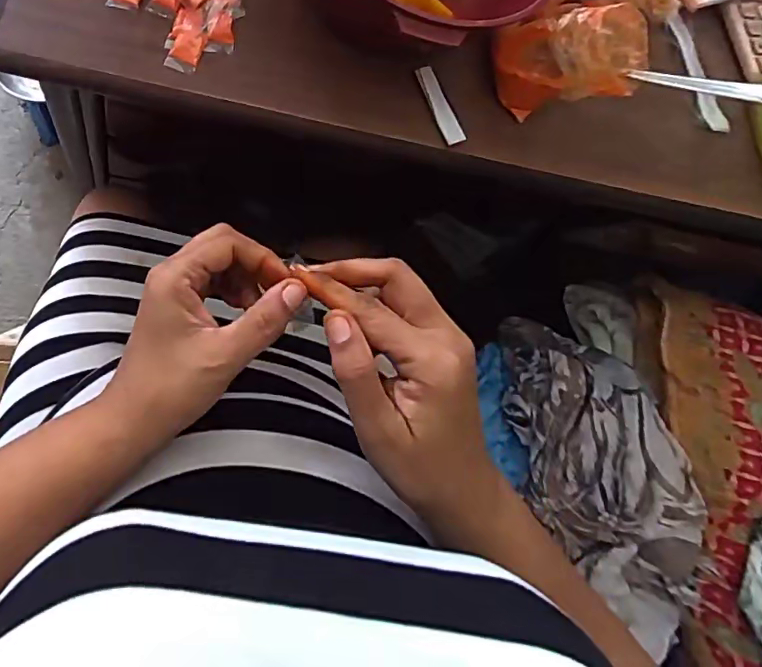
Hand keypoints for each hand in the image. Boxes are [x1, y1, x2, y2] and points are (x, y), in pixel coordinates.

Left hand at [101, 224, 304, 445]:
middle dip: (255, 264)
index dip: (262, 257)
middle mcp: (169, 275)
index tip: (286, 283)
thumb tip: (293, 291)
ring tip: (265, 308)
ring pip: (217, 263)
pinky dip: (233, 291)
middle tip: (280, 291)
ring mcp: (170, 288)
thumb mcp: (225, 355)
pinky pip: (209, 282)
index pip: (227, 242)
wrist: (133, 419)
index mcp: (174, 277)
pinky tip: (246, 314)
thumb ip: (264, 319)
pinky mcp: (175, 304)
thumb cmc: (167, 390)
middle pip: (221, 246)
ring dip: (245, 278)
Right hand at [294, 259, 501, 524]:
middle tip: (310, 274)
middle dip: (350, 268)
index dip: (330, 290)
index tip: (296, 277)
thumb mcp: (378, 430)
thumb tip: (333, 318)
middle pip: (397, 276)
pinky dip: (372, 293)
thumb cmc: (421, 470)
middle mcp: (447, 337)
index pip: (371, 309)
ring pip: (401, 284)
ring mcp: (449, 336)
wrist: (465, 493)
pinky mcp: (442, 340)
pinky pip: (405, 301)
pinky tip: (346, 306)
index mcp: (432, 359)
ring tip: (320, 285)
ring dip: (360, 278)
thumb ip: (355, 371)